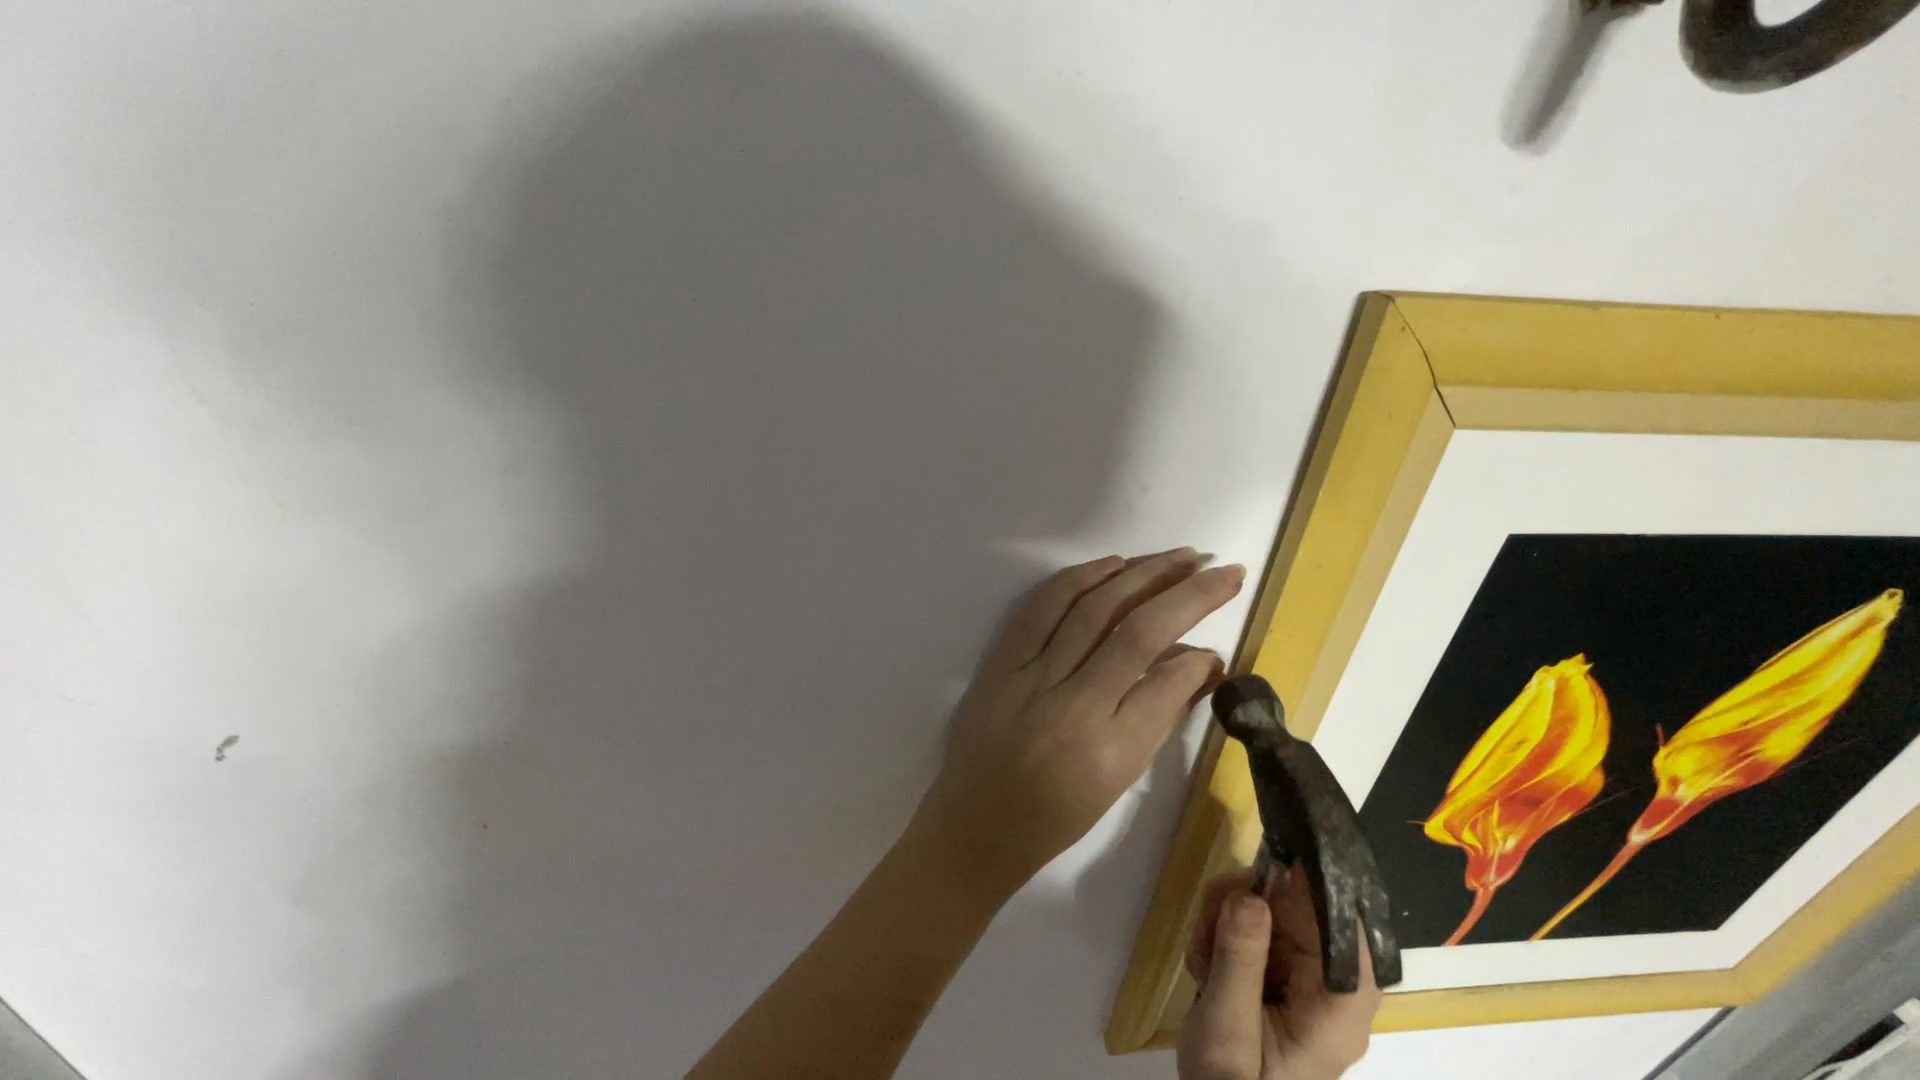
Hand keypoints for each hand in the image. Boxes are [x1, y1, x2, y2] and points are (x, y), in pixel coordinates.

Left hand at [912, 549, 1244, 894]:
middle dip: (1189, 594)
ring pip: (1094, 608)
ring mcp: (1031, 679)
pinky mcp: (1000, 664)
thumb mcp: (1120, 781)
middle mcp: (1074, 706)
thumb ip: (1159, 718)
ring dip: (1142, 574)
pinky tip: (1113, 564)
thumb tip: (1198, 665)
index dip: (1199, 657)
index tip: (1215, 645)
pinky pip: (1042, 608)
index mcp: (1111, 749)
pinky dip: (1080, 578)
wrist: (976, 827)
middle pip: (1139, 632)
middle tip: (1223, 572)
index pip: (1167, 683)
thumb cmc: (1056, 817)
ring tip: (1180, 557)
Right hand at [1179, 870, 1380, 1079]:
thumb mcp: (1227, 1026)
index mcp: (1340, 1004)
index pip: (1346, 925)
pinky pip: (1255, 936)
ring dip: (1227, 921)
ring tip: (1199, 954)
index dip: (1310, 885)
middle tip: (1206, 915)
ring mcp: (1304, 982)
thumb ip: (1240, 958)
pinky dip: (1223, 939)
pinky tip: (1203, 965)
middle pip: (1300, 912)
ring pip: (1271, 916)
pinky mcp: (1279, 982)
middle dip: (1248, 903)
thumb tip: (1248, 893)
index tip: (1265, 865)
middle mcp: (1332, 987)